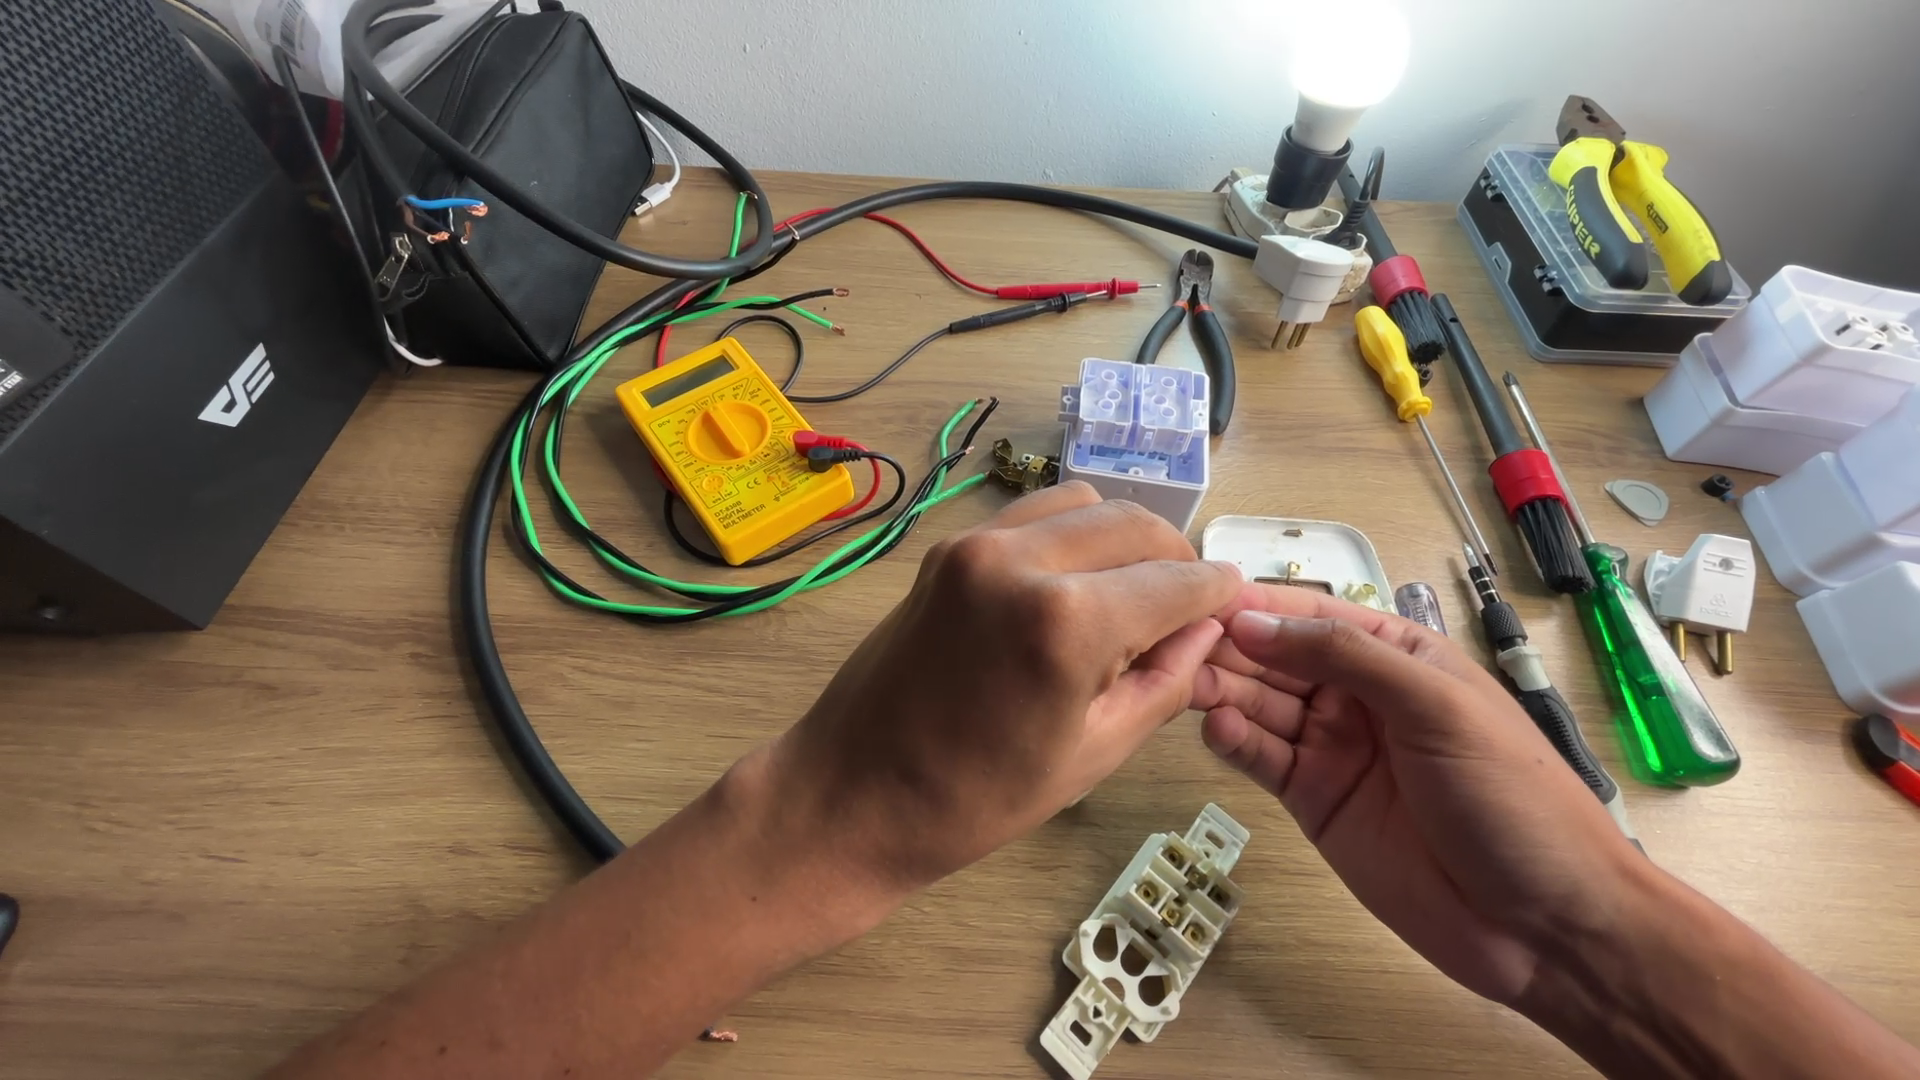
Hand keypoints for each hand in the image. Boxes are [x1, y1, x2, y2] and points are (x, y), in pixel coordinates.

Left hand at [756, 482, 1240, 894]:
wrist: (852, 791)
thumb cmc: (976, 799)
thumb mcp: (1092, 753)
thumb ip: (1165, 680)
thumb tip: (1207, 627)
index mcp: (1066, 622)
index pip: (1177, 582)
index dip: (1217, 593)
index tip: (1235, 603)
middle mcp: (1022, 560)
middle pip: (1137, 524)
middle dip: (1176, 561)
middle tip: (1183, 609)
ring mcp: (977, 543)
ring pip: (1086, 504)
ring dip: (1124, 538)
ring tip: (1129, 593)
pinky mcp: (949, 546)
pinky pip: (1033, 515)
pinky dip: (1072, 533)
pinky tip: (1074, 579)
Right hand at [1189, 584, 1643, 1004]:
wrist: (1543, 927)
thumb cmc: (1509, 796)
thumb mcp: (1436, 706)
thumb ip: (1345, 655)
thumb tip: (1254, 622)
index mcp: (1392, 655)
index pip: (1310, 614)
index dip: (1258, 606)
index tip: (1202, 601)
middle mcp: (1351, 693)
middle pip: (1274, 657)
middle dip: (1229, 648)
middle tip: (1177, 645)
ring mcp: (1327, 746)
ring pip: (1258, 704)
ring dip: (1222, 691)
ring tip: (1187, 685)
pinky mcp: (1308, 796)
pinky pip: (1259, 757)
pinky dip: (1234, 741)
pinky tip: (1218, 731)